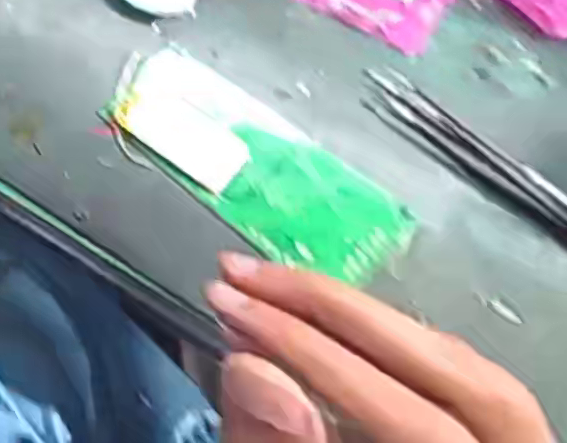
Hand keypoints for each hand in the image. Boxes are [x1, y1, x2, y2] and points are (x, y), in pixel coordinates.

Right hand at [207, 253, 551, 442]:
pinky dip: (376, 332)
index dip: (315, 354)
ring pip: (475, 377)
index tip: (225, 302)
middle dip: (337, 313)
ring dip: (352, 312)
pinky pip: (458, 380)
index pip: (422, 428)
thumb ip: (267, 440)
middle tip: (239, 274)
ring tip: (258, 279)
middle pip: (472, 391)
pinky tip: (305, 308)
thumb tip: (254, 367)